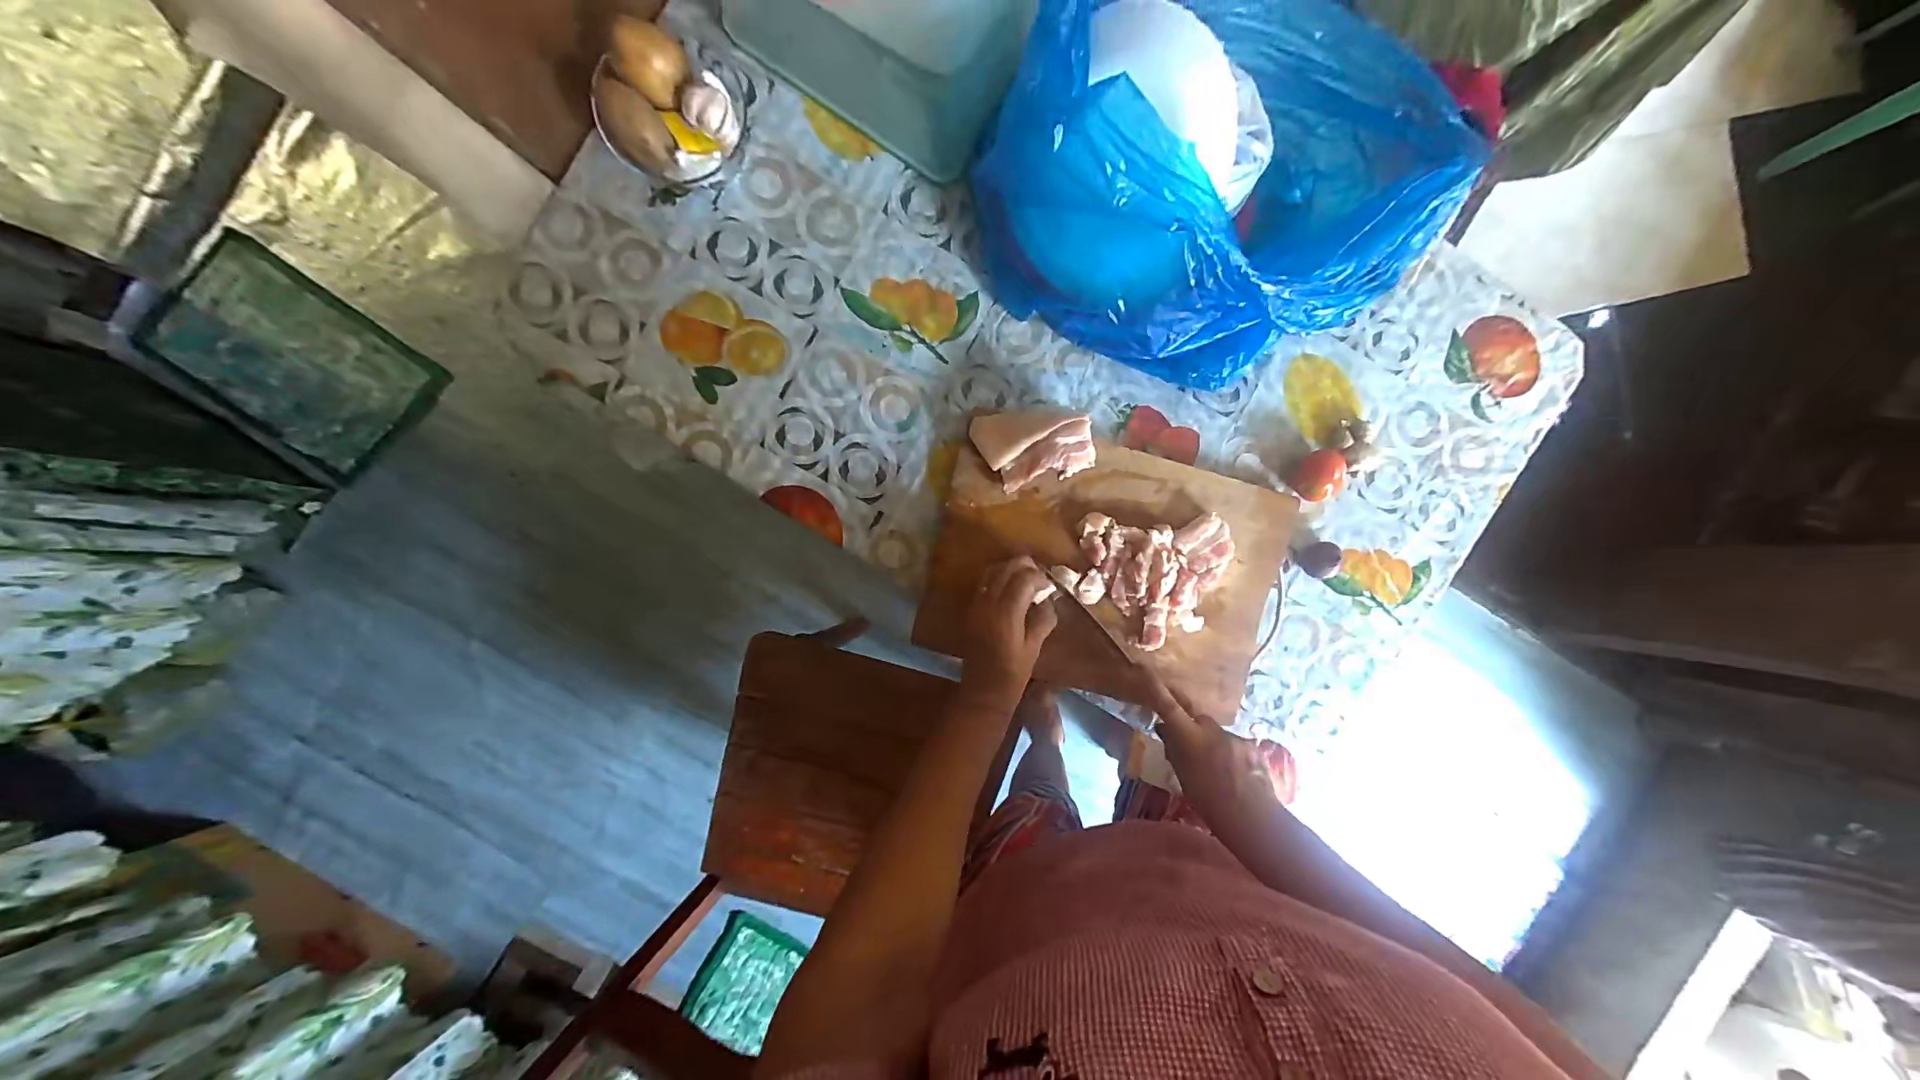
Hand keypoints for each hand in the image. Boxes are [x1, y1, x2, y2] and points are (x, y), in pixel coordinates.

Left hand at [960, 556, 1057, 701]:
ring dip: (1008, 569)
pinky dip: (996, 578)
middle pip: (1005, 569)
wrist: (983, 690)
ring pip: (991, 573)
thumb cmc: (1013, 673)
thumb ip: (1043, 619)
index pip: (1024, 579)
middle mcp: (988, 603)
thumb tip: (1049, 600)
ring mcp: (976, 605)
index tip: (1049, 584)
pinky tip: (1009, 588)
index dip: (1039, 576)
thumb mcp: (1034, 647)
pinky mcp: (970, 611)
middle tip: (1039, 573)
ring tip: (1025, 576)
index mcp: (1007, 613)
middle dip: (1023, 565)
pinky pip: (982, 584)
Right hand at [1144, 676, 1294, 814]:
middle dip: (1192, 726)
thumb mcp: (1183, 776)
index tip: (1145, 668)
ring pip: (1219, 735)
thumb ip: (1174, 750)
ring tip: (1218, 774)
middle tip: (1190, 747)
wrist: (1253, 817)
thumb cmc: (1209, 800)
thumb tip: (1164, 729)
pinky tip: (1238, 778)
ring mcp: (1235, 737)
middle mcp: (1212, 730)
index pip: (1168, 706)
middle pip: (1198, 719)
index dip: (1155, 687)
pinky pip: (1237, 747)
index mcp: (1190, 737)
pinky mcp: (1253, 747)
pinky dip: (1233, 758)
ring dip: (1215, 747)